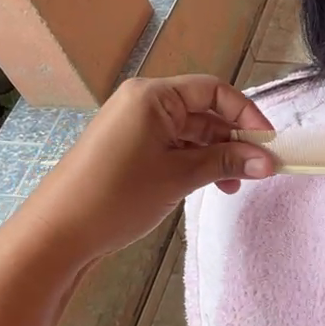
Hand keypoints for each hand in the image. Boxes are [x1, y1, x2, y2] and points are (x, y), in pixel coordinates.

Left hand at [8, 75, 275, 266]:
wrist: (55, 235)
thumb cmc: (117, 195)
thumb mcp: (180, 177)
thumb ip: (227, 162)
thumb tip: (269, 161)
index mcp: (153, 95)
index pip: (214, 91)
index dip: (246, 114)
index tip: (269, 143)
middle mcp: (144, 102)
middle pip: (204, 111)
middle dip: (233, 140)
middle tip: (258, 170)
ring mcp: (135, 126)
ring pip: (191, 133)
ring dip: (217, 156)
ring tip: (234, 186)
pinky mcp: (129, 149)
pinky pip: (174, 147)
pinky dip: (195, 163)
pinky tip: (210, 186)